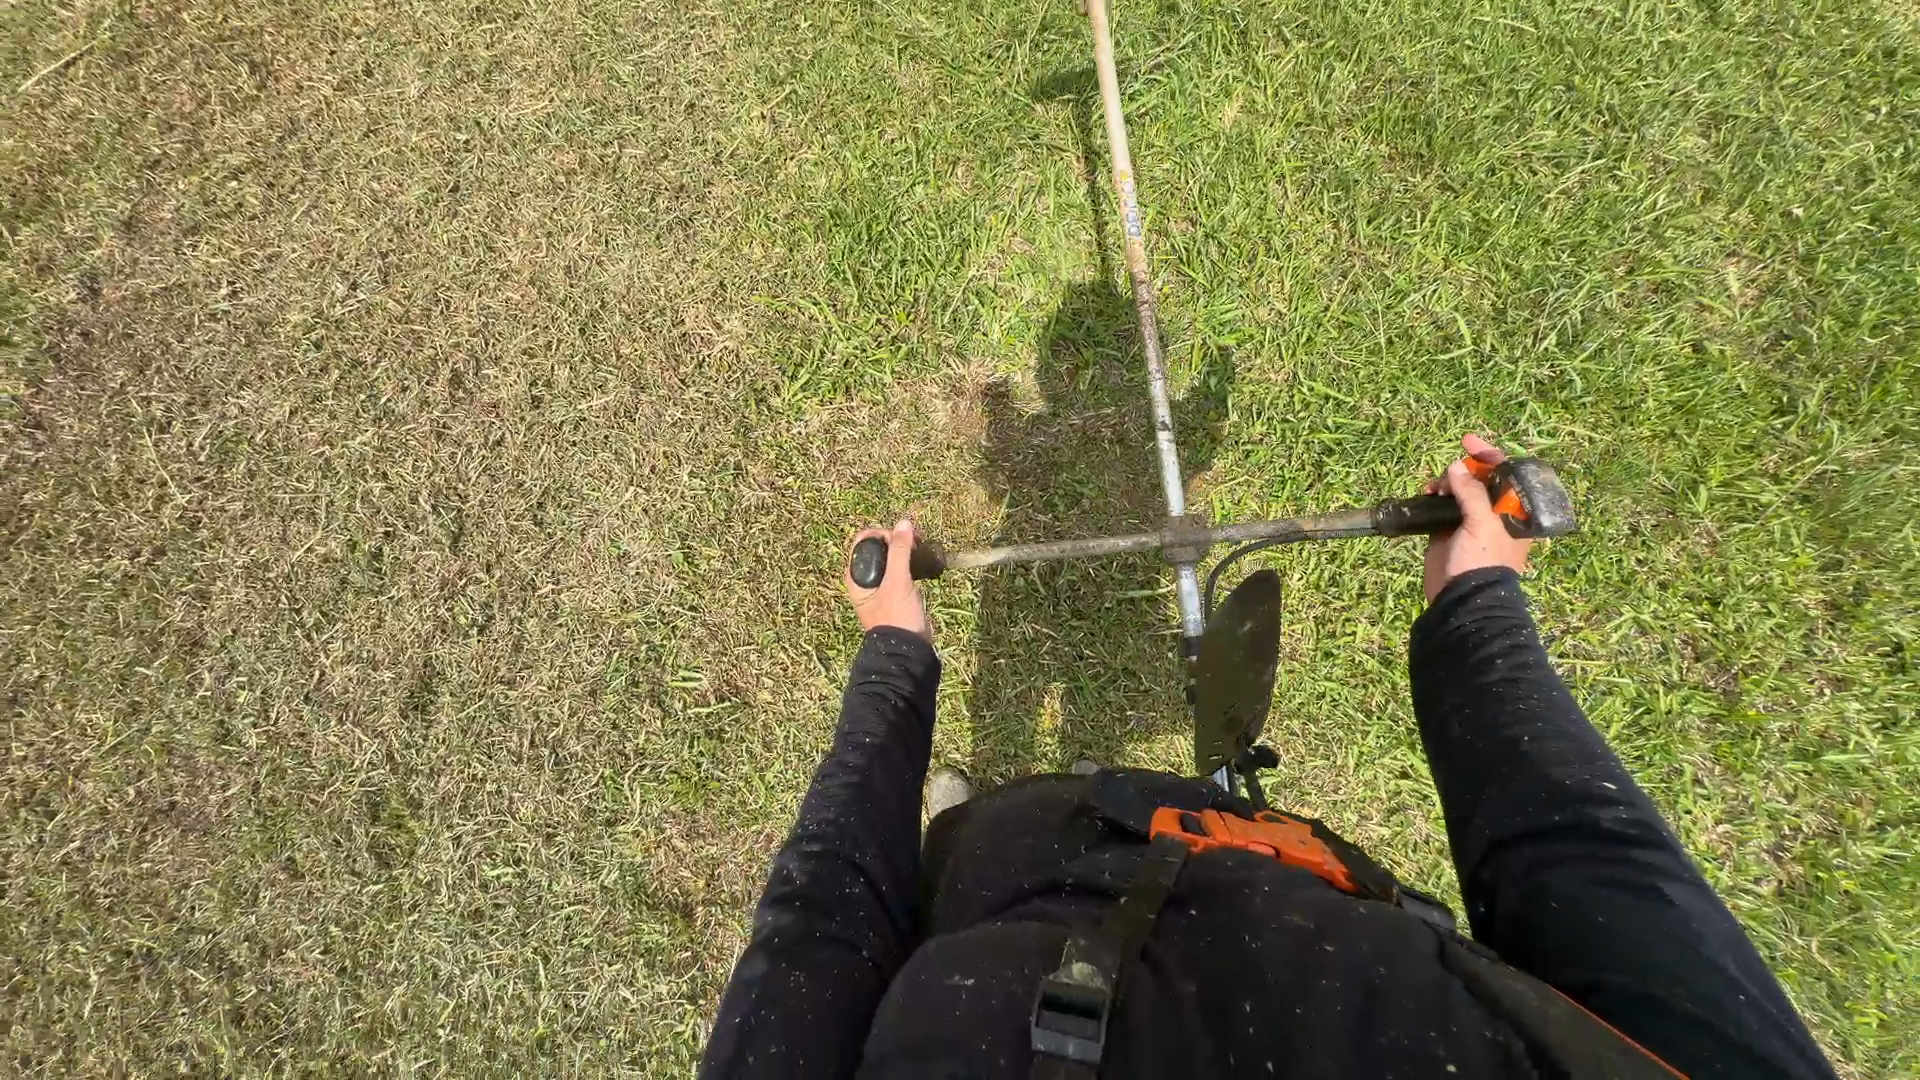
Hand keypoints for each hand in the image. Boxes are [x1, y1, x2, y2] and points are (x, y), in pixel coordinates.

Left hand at [843, 519, 931, 640]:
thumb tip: (904, 523)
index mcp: (856, 575)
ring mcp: (879, 585)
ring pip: (890, 557)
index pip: (864, 540)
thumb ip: (899, 550)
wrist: (907, 648)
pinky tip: (922, 565)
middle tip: (917, 542)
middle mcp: (864, 578)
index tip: (903, 539)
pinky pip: (900, 569)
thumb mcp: (898, 581)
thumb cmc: (897, 615)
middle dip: (897, 540)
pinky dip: (910, 563)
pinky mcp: (894, 592)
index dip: (884, 533)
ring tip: (922, 552)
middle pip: (878, 547)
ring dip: (905, 550)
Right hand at [1423, 434, 1533, 603]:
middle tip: (1446, 476)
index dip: (1488, 456)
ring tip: (1433, 489)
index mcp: (1514, 510)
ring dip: (1445, 484)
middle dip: (1462, 471)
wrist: (1462, 595)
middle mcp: (1494, 513)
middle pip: (1479, 480)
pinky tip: (1425, 496)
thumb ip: (1471, 493)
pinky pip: (1440, 507)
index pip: (1506, 474)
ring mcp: (1469, 522)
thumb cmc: (1483, 558)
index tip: (1467, 441)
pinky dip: (1432, 498)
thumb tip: (1455, 467)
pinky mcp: (1447, 531)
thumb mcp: (1482, 523)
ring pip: (1458, 492)